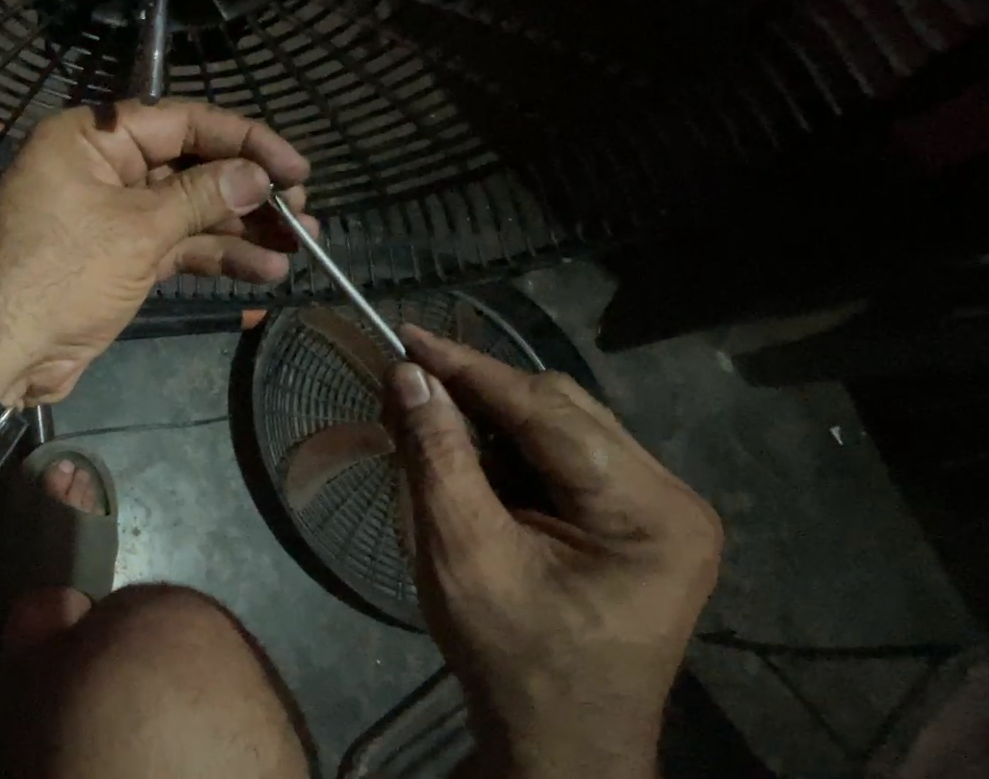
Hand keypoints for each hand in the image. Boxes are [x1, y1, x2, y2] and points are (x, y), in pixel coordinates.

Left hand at [0, 100, 313, 406]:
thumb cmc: (58, 274)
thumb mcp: (135, 230)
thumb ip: (200, 197)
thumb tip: (258, 175)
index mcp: (91, 138)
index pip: (180, 121)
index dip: (243, 139)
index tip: (296, 165)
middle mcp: (100, 169)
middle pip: (188, 167)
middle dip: (247, 190)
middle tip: (303, 211)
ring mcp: (110, 217)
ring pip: (187, 211)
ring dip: (241, 229)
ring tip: (301, 245)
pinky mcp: (118, 259)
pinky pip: (174, 247)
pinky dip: (214, 257)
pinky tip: (264, 271)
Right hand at [382, 326, 723, 778]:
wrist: (557, 738)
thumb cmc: (511, 655)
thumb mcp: (462, 552)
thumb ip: (437, 456)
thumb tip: (408, 374)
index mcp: (649, 511)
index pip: (547, 411)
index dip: (469, 368)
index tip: (406, 334)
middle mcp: (670, 497)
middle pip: (559, 409)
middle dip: (475, 393)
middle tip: (403, 388)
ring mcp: (658, 508)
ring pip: (558, 425)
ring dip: (487, 418)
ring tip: (424, 420)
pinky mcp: (633, 520)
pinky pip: (560, 455)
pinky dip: (505, 447)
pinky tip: (465, 456)